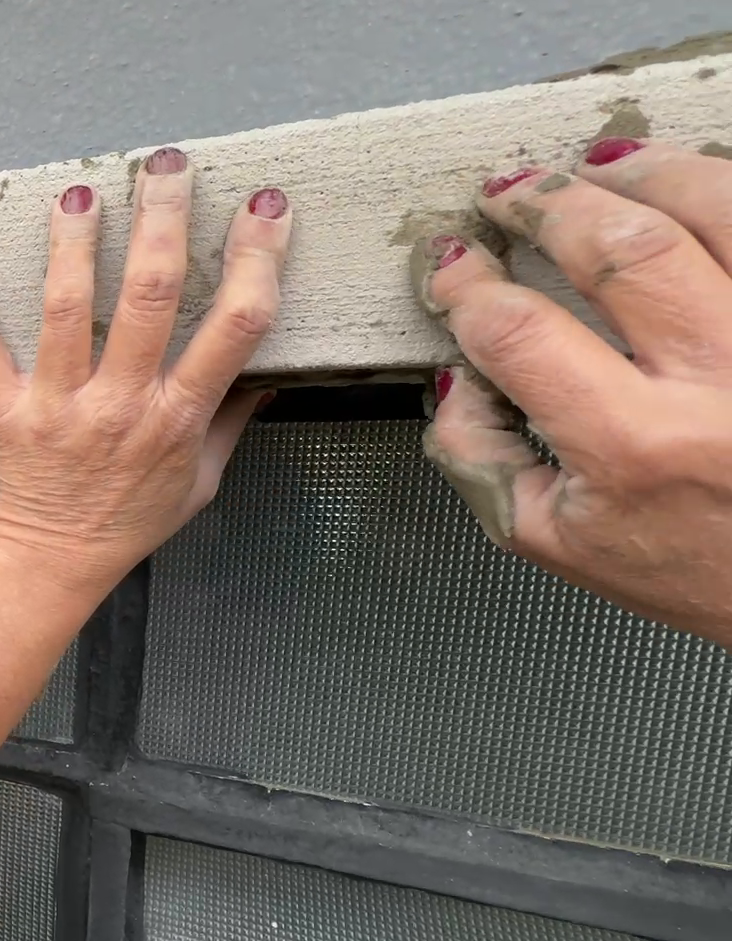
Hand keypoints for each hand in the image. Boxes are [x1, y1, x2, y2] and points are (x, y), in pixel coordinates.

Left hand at [0, 149, 293, 603]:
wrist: (55, 557)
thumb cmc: (130, 520)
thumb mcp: (202, 480)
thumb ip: (232, 420)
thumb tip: (271, 368)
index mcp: (178, 416)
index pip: (235, 323)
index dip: (258, 256)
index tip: (264, 203)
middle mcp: (120, 402)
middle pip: (149, 296)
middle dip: (162, 221)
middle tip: (163, 166)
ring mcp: (58, 405)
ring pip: (65, 311)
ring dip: (71, 246)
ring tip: (76, 194)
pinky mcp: (8, 411)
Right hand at [413, 138, 731, 647]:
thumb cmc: (694, 566)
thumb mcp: (545, 535)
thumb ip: (480, 458)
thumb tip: (458, 381)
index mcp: (632, 443)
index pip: (519, 333)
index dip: (468, 286)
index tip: (448, 264)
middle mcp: (726, 380)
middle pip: (625, 253)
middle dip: (550, 208)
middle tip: (509, 190)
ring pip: (728, 213)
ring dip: (651, 174)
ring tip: (599, 162)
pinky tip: (699, 178)